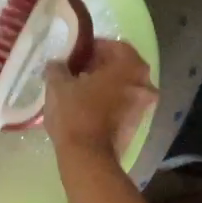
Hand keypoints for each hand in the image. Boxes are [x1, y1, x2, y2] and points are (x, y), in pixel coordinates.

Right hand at [43, 40, 159, 160]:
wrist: (87, 157)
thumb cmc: (75, 114)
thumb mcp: (57, 86)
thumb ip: (57, 69)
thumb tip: (56, 64)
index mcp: (130, 66)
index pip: (114, 45)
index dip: (91, 47)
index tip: (74, 55)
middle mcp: (144, 82)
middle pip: (121, 67)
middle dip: (99, 67)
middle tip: (75, 73)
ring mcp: (143, 106)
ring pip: (122, 87)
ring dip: (104, 86)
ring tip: (79, 92)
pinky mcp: (136, 125)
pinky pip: (121, 105)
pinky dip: (107, 103)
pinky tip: (87, 109)